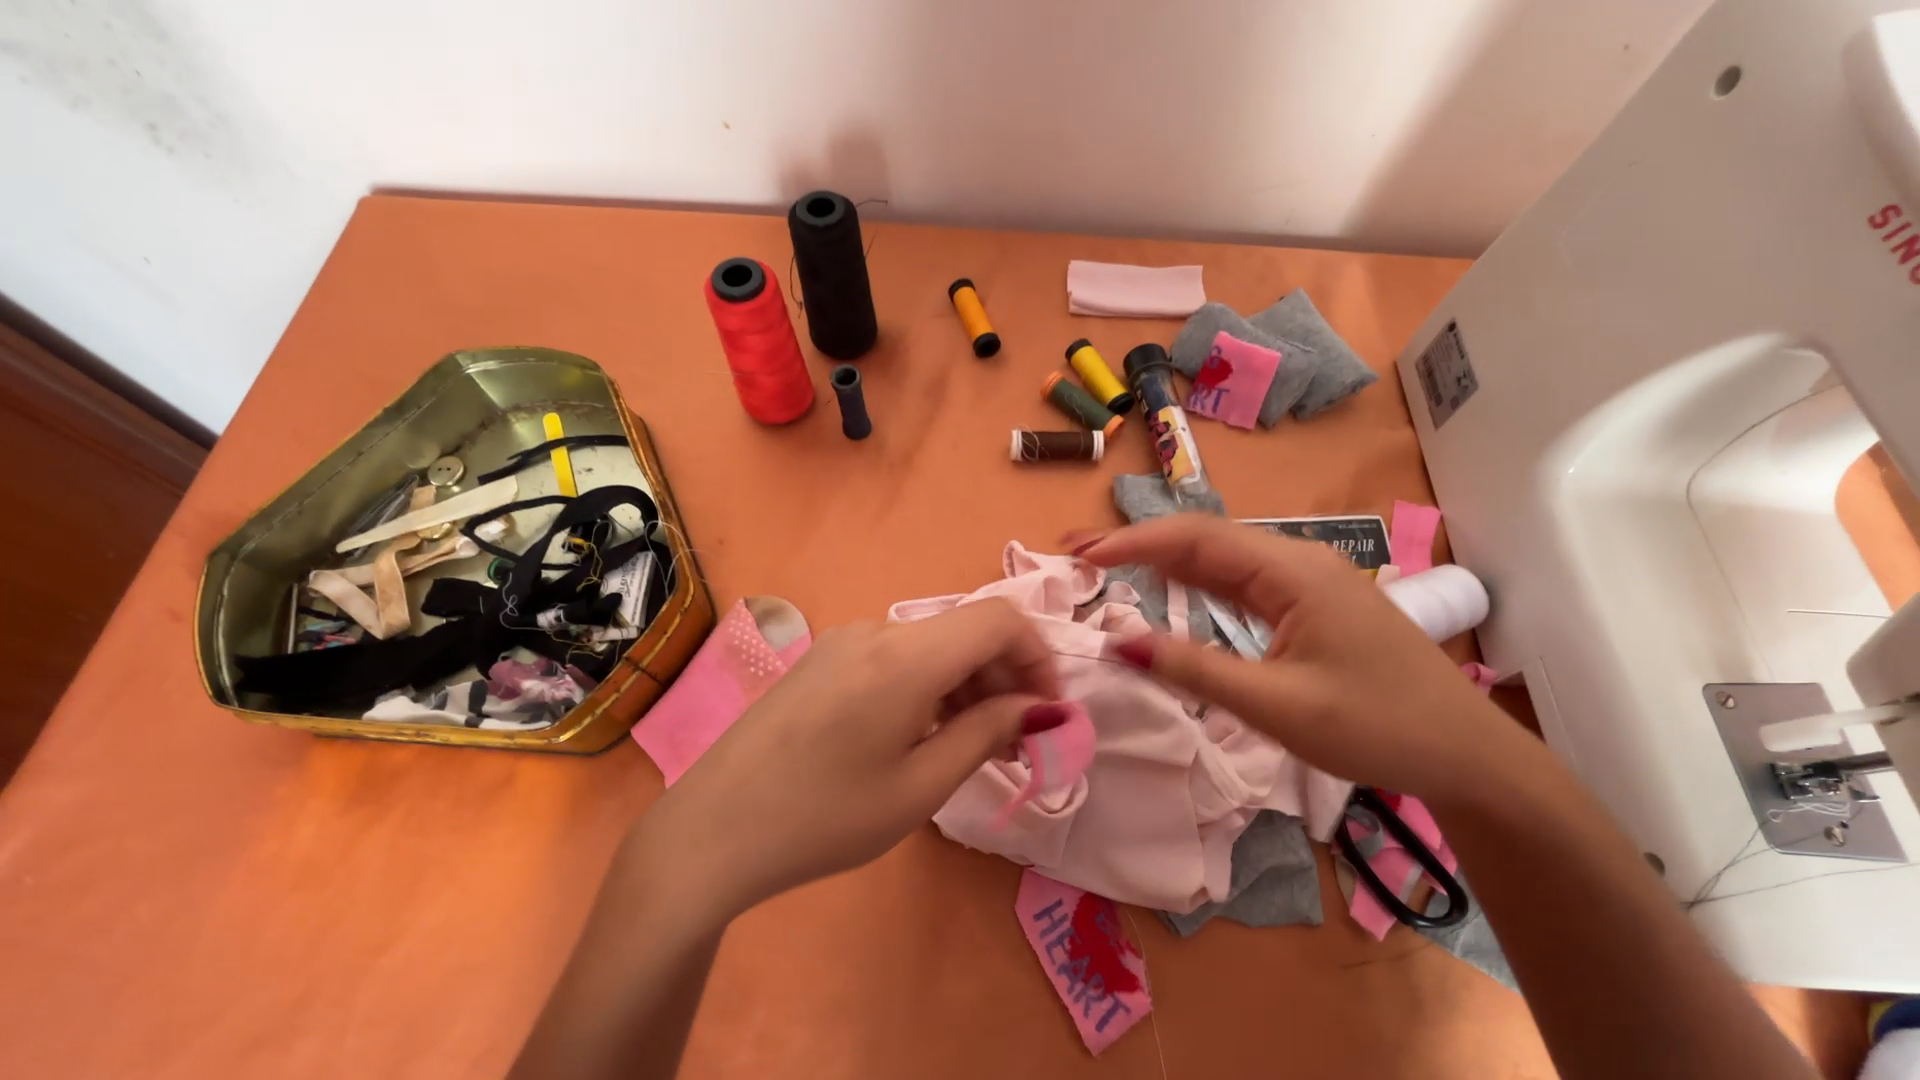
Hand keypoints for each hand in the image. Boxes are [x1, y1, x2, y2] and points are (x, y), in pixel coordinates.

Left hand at [634, 597, 1061, 917]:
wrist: (712, 830)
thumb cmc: (825, 818)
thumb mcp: (919, 787)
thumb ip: (987, 734)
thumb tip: (1041, 708)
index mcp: (905, 656)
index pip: (999, 619)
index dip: (1039, 658)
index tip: (1047, 714)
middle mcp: (876, 631)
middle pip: (965, 631)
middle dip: (1005, 678)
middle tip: (1017, 744)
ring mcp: (842, 642)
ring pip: (931, 646)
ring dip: (967, 686)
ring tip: (972, 749)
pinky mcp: (821, 660)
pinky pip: (895, 658)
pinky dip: (928, 687)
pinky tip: (920, 737)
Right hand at [1075, 514, 1516, 801]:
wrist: (1465, 756)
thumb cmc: (1377, 729)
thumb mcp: (1277, 706)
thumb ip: (1195, 670)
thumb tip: (1119, 642)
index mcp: (1295, 572)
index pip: (1197, 539)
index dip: (1133, 541)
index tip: (1078, 553)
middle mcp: (1299, 563)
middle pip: (1206, 540)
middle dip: (1139, 544)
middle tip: (1077, 555)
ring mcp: (1307, 584)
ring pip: (1223, 560)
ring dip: (1165, 563)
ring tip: (1106, 566)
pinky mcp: (1311, 608)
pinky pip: (1242, 585)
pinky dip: (1196, 586)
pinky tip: (1168, 590)